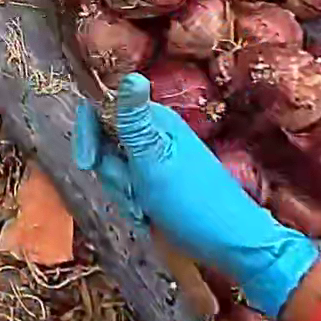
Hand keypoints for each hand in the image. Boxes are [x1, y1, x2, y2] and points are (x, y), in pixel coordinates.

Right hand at [74, 73, 317, 318]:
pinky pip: (126, 185)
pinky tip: (147, 218)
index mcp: (154, 119)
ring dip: (121, 192)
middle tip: (133, 193)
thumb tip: (131, 75)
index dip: (87, 135)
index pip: (101, 110)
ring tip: (144, 210)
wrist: (233, 245)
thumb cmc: (193, 203)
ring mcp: (155, 158)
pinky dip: (130, 203)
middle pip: (103, 142)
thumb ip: (134, 121)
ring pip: (112, 167)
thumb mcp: (154, 161)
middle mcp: (153, 133)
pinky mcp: (156, 181)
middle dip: (110, 173)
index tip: (87, 165)